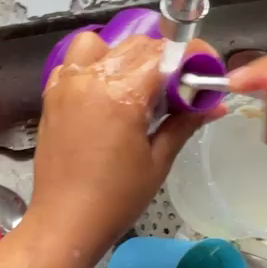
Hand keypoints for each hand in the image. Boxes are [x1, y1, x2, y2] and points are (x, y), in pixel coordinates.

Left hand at [29, 32, 211, 253]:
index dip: (192, 56)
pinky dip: (92, 67)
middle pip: (137, 46)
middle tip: (180, 87)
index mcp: (122, 93)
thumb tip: (215, 103)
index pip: (165, 53)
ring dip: (126, 56)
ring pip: (102, 45)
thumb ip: (185, 122)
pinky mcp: (51, 97)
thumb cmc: (115, 199)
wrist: (65, 222)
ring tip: (138, 86)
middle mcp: (91, 79)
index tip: (207, 69)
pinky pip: (73, 63)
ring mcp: (66, 85)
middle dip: (164, 59)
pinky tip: (105, 94)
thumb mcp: (158, 161)